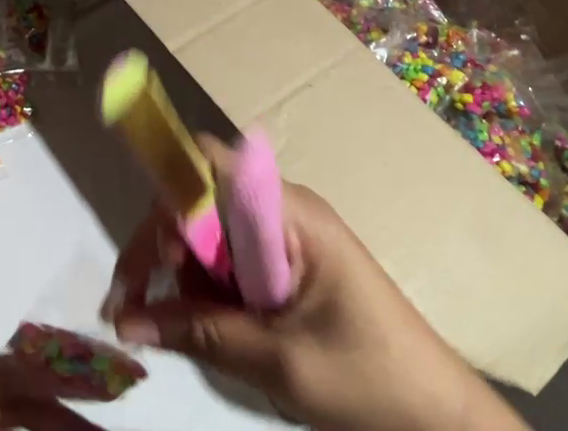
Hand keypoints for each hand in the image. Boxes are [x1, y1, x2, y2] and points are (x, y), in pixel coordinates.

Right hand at [104, 138, 526, 430]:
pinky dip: (205, 294)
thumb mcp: (277, 360)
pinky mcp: (284, 266)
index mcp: (287, 213)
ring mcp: (282, 237)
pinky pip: (225, 263)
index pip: (208, 163)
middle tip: (136, 312)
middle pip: (195, 205)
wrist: (442, 421)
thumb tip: (125, 321)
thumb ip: (198, 332)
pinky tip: (208, 331)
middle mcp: (280, 211)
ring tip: (183, 333)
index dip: (165, 185)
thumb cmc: (370, 381)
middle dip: (160, 252)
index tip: (146, 251)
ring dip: (182, 281)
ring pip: (204, 238)